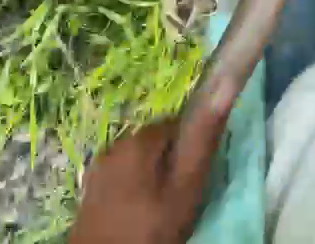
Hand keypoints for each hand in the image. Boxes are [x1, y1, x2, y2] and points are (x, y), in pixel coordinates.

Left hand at [68, 106, 227, 243]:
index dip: (189, 149)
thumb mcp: (185, 188)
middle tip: (178, 194)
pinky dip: (131, 187)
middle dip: (169, 160)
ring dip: (149, 174)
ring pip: (136, 158)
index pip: (177, 124)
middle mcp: (116, 143)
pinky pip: (120, 176)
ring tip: (158, 205)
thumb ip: (202, 139)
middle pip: (155, 140)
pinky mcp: (89, 189)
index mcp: (140, 138)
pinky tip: (136, 210)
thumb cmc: (150, 229)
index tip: (193, 176)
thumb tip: (224, 85)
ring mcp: (99, 167)